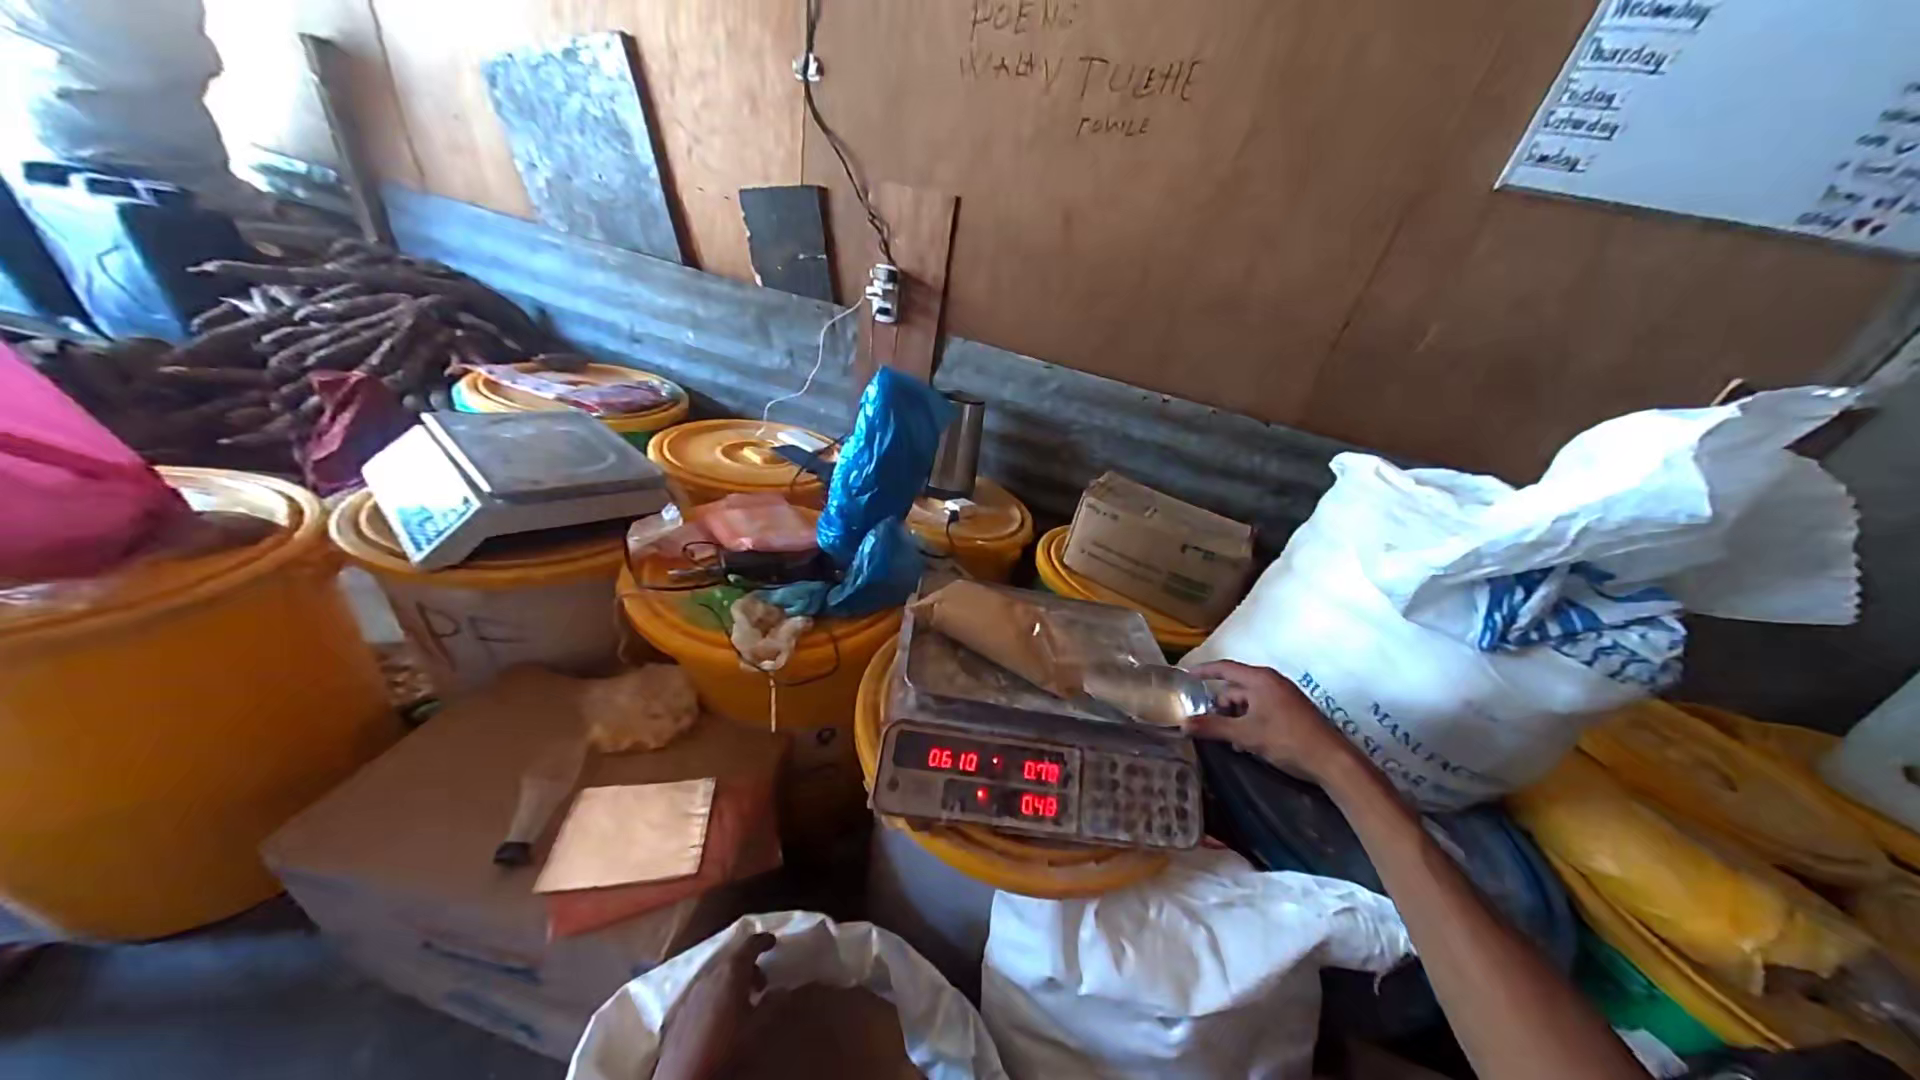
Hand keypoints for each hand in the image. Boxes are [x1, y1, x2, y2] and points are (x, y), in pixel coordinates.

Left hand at [653, 931, 775, 1079]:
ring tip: (744, 1000)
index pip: (749, 944)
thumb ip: (774, 1003)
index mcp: (731, 971)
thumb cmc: (726, 1044)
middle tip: (762, 981)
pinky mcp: (681, 1010)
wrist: (684, 1075)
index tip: (773, 941)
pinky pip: (705, 991)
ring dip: (733, 980)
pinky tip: (722, 1015)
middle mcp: (710, 974)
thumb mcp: (758, 1025)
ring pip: (718, 975)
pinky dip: (718, 993)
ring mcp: (692, 991)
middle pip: (732, 958)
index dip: (763, 940)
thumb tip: (783, 989)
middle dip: (749, 965)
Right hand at [1187, 660, 1358, 783]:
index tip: (1186, 676)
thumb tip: (1183, 724)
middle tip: (1207, 723)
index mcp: (1260, 679)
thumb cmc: (1287, 740)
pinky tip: (1246, 742)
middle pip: (1235, 687)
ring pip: (1248, 701)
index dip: (1203, 671)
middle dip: (1220, 705)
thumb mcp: (1245, 735)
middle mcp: (1272, 682)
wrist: (1332, 761)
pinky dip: (1249, 721)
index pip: (1224, 668)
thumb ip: (1212, 727)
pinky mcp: (1292, 711)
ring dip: (1235, 717)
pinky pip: (1261, 709)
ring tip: (1228, 738)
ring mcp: (1284, 696)